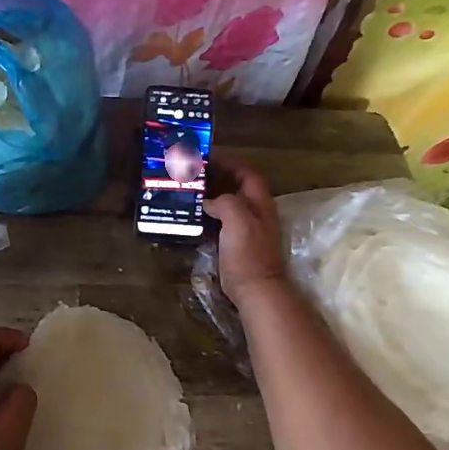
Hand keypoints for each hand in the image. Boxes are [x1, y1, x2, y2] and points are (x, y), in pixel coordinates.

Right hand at [203, 161, 291, 304]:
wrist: (256, 289)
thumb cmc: (248, 252)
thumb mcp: (237, 219)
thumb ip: (224, 201)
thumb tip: (208, 202)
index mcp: (259, 202)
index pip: (247, 173)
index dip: (230, 163)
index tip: (207, 160)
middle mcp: (255, 212)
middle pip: (237, 187)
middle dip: (217, 178)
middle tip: (193, 175)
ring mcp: (247, 229)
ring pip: (228, 205)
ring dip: (211, 197)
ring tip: (188, 192)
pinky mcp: (236, 244)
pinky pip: (221, 222)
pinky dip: (208, 216)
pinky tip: (192, 217)